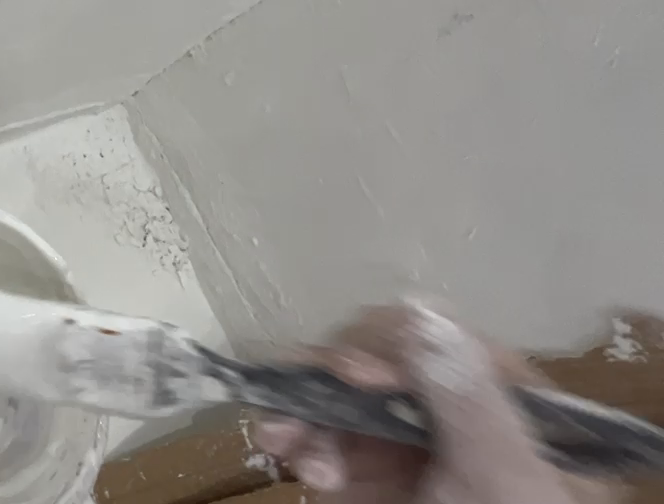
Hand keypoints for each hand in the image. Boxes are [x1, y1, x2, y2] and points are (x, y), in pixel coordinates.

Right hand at [253, 302, 617, 503]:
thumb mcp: (504, 484)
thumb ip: (472, 401)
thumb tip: (421, 310)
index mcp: (510, 418)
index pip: (449, 342)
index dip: (401, 343)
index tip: (369, 372)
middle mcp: (447, 416)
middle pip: (378, 353)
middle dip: (338, 372)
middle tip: (329, 388)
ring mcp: (393, 437)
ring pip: (328, 380)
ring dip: (300, 403)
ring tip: (288, 441)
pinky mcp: (347, 458)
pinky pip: (302, 417)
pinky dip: (284, 427)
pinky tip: (283, 450)